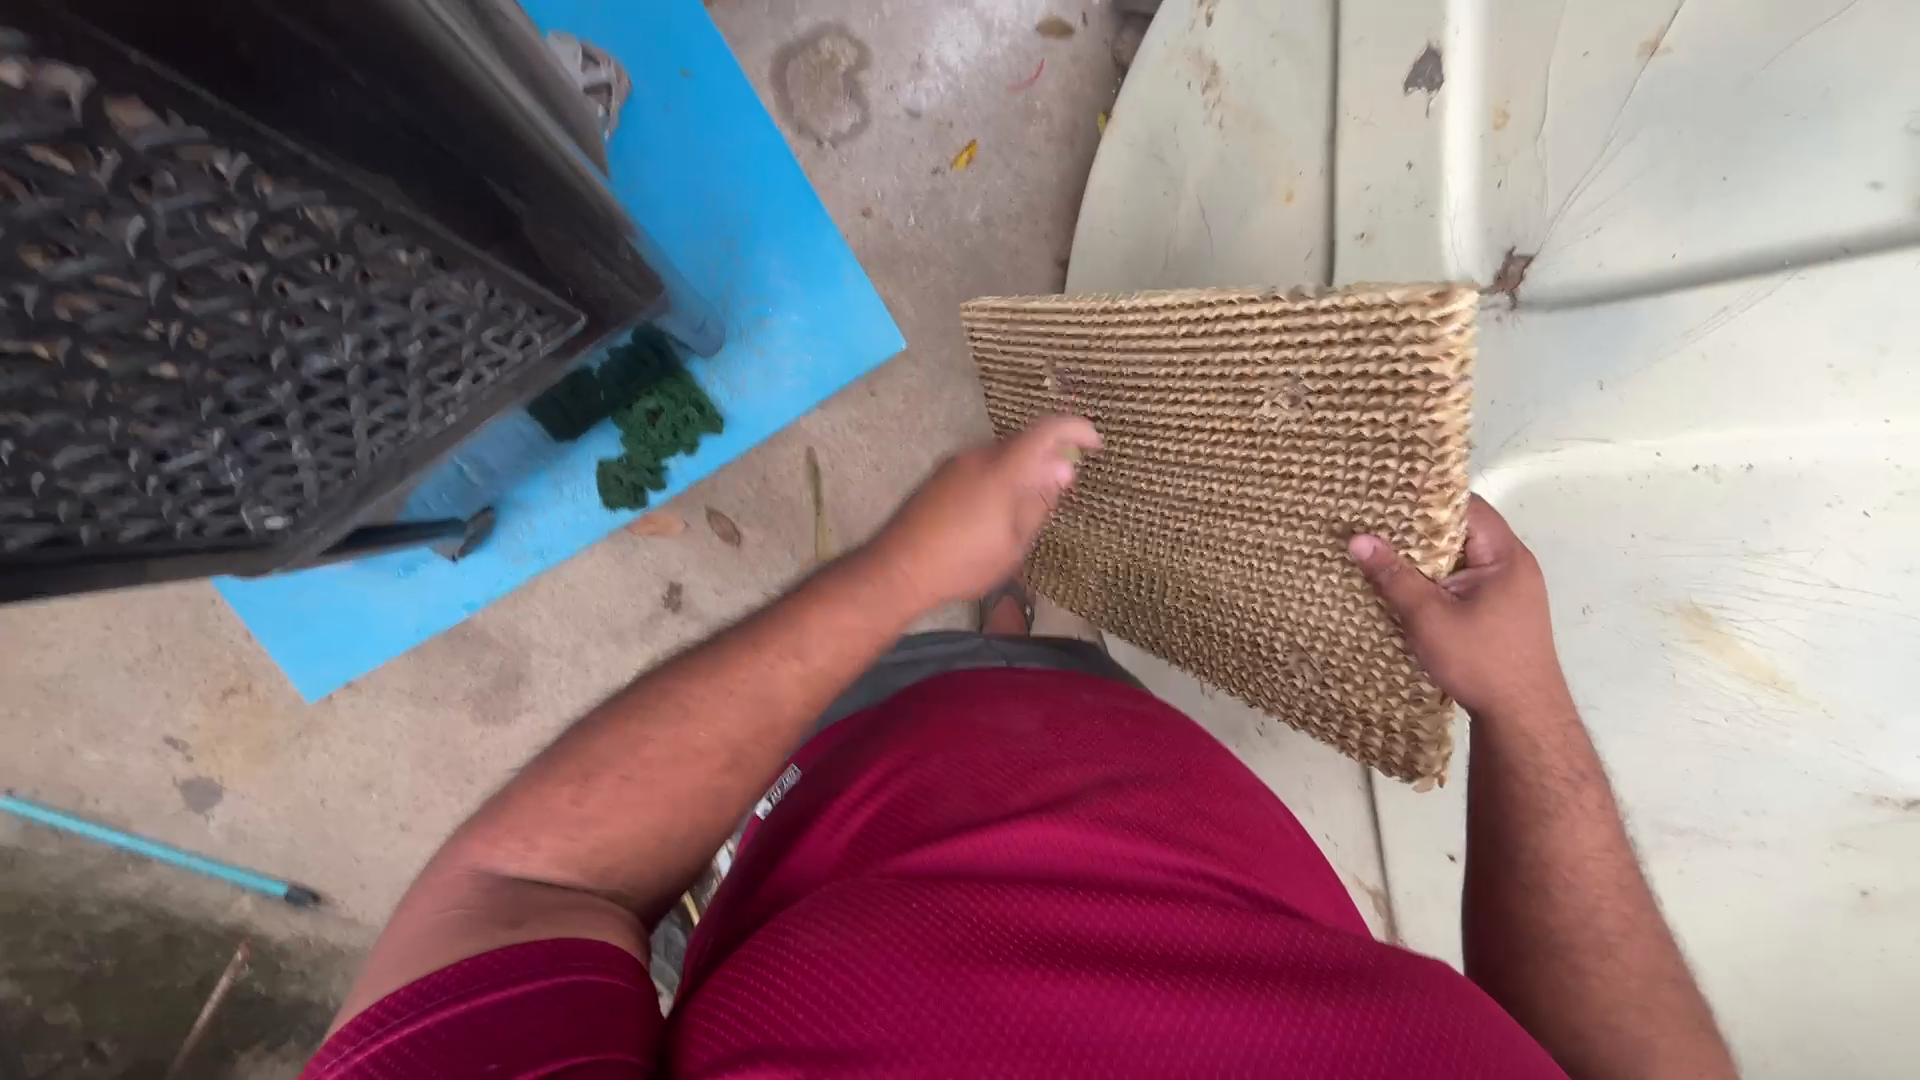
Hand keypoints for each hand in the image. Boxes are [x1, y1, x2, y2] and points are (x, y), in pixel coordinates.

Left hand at [862, 415, 1101, 612]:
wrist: (898, 568)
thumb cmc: (964, 563)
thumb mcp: (1014, 542)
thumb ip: (1040, 501)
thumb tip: (1064, 469)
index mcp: (1003, 469)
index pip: (1048, 430)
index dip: (1077, 429)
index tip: (1095, 444)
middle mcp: (978, 456)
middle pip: (1025, 443)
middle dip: (1049, 459)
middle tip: (1062, 488)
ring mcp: (955, 464)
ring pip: (1002, 456)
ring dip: (1023, 471)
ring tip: (1027, 509)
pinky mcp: (940, 476)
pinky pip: (981, 467)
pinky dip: (1000, 479)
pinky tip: (997, 512)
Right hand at [1347, 495, 1573, 721]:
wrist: (1521, 716)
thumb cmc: (1479, 660)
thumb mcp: (1428, 616)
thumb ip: (1393, 575)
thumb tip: (1357, 538)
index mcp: (1504, 556)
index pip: (1467, 506)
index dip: (1427, 497)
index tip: (1386, 494)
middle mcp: (1511, 565)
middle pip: (1460, 530)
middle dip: (1416, 527)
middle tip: (1371, 521)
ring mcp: (1506, 589)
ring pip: (1456, 557)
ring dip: (1421, 556)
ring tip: (1377, 549)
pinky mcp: (1496, 610)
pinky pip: (1458, 580)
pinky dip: (1431, 577)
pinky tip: (1400, 584)